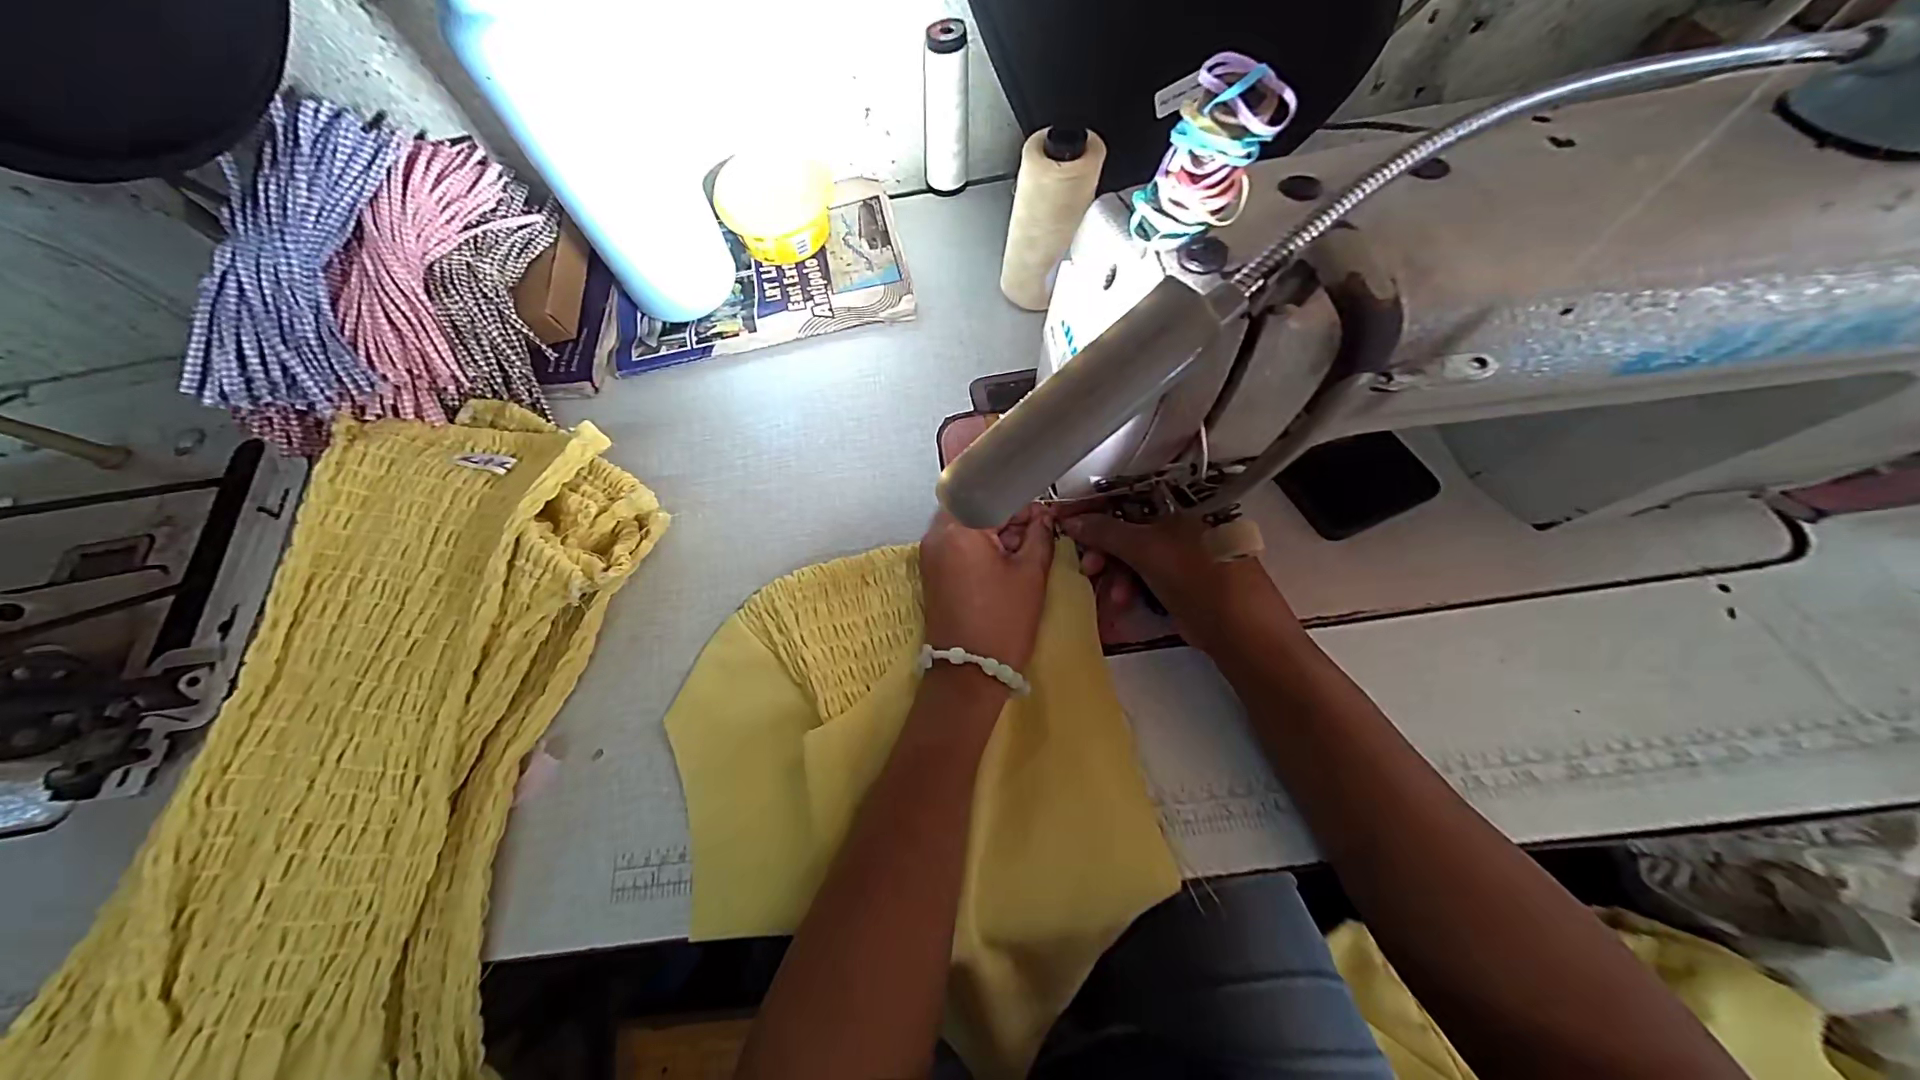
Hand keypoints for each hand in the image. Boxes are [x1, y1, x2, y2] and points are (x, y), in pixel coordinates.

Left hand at [919, 505, 1054, 675]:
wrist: (969, 673)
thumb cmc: (1002, 624)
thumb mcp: (1030, 575)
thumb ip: (1039, 537)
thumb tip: (1042, 519)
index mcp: (959, 530)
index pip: (993, 497)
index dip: (1023, 504)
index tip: (1043, 517)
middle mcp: (936, 536)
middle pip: (974, 507)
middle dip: (1005, 515)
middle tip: (1033, 532)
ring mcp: (930, 555)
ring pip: (964, 525)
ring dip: (992, 530)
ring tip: (1020, 550)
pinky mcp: (932, 573)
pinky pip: (956, 545)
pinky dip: (978, 546)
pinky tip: (1002, 562)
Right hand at [1059, 511, 1296, 654]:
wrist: (1240, 630)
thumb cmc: (1201, 579)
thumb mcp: (1147, 549)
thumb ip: (1106, 532)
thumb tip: (1074, 522)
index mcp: (1178, 506)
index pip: (1125, 497)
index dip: (1093, 509)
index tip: (1065, 520)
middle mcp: (1179, 526)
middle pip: (1125, 528)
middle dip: (1102, 548)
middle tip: (1088, 564)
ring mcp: (1179, 554)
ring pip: (1131, 556)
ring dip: (1114, 572)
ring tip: (1114, 591)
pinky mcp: (1178, 582)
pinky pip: (1141, 576)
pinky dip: (1129, 586)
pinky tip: (1124, 599)